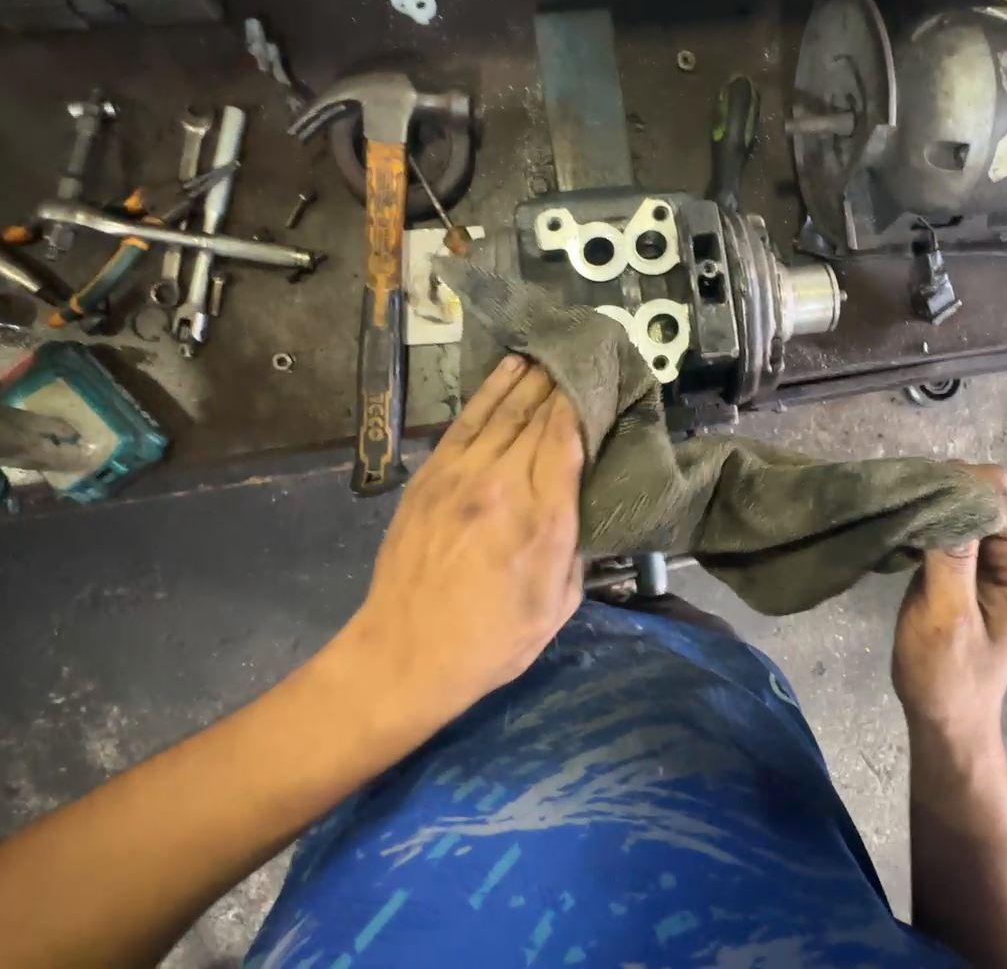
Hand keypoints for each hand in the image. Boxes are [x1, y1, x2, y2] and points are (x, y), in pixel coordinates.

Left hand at [330, 355, 584, 721]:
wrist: (407, 654)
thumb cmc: (495, 640)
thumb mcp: (559, 602)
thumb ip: (573, 545)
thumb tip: (578, 504)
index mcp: (544, 518)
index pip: (566, 437)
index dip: (583, 401)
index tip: (600, 378)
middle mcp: (503, 484)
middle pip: (536, 414)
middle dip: (560, 380)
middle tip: (580, 354)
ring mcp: (460, 476)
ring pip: (500, 411)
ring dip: (526, 378)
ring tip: (545, 352)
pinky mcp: (429, 478)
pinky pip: (464, 424)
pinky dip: (486, 395)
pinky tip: (504, 375)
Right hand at [892, 466, 1006, 741]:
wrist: (946, 714)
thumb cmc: (946, 674)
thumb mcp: (945, 617)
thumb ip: (952, 556)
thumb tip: (947, 494)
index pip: (999, 491)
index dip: (956, 484)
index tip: (912, 496)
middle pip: (987, 489)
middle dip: (944, 488)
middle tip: (899, 505)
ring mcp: (1001, 556)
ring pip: (970, 500)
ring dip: (934, 502)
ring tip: (898, 514)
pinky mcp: (977, 561)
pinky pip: (957, 520)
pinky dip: (931, 516)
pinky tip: (905, 527)